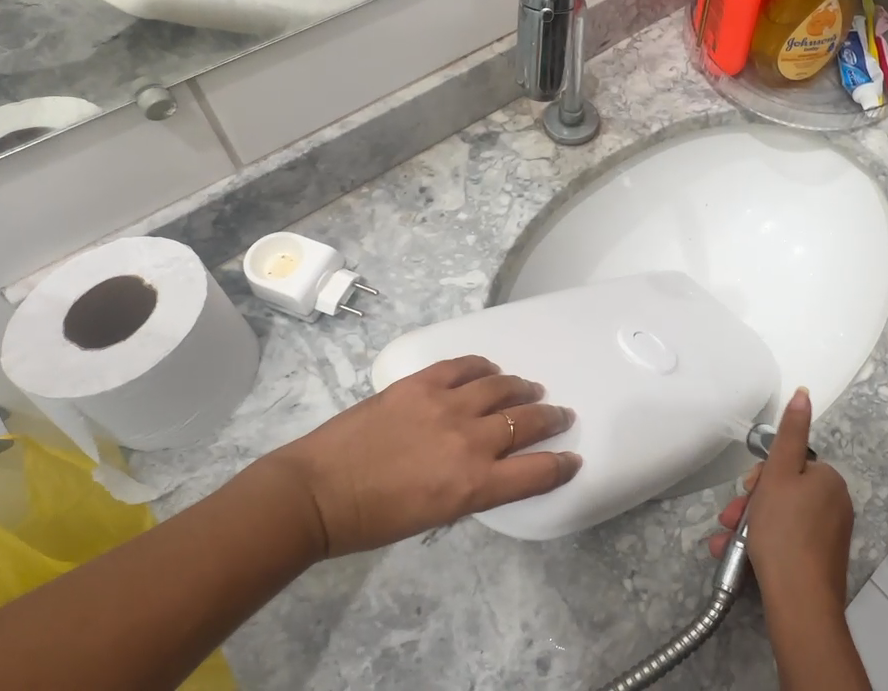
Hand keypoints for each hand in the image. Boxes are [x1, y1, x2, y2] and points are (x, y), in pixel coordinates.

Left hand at [262, 355, 581, 557]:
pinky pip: (465, 366)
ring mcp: (445, 406)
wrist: (316, 493)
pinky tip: (488, 370)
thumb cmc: (372, 520)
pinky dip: (483, 367)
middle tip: (560, 415)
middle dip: (551, 420)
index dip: (561, 466)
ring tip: (529, 390)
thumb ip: (470, 488)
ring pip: (501, 388)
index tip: (571, 459)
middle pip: (526, 423)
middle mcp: (469, 441)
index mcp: (474, 485)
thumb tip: (488, 467)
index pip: (537, 472)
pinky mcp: (421, 384)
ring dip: (521, 390)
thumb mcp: (434, 517)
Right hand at [709, 388, 853, 607]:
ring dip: (748, 526)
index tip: (745, 493)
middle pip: (783, 493)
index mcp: (829, 480)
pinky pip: (786, 543)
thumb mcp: (778, 475)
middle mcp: (835, 505)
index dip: (761, 477)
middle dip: (751, 504)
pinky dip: (762, 546)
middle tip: (729, 519)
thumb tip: (804, 392)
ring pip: (780, 519)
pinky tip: (735, 558)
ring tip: (723, 543)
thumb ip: (790, 433)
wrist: (799, 601)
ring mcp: (829, 537)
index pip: (789, 465)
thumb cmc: (784, 531)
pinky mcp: (820, 564)